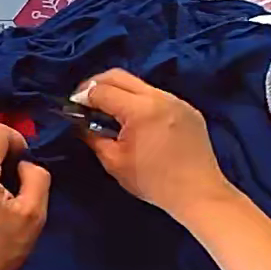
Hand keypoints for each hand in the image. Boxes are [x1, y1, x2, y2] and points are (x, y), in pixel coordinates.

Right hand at [73, 68, 238, 221]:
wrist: (198, 193)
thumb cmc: (152, 181)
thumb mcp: (113, 161)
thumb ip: (92, 136)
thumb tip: (79, 123)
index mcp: (141, 110)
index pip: (102, 90)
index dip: (82, 96)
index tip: (72, 106)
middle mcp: (160, 97)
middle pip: (119, 76)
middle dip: (96, 84)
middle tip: (84, 100)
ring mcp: (177, 101)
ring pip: (138, 84)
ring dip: (118, 91)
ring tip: (106, 110)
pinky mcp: (187, 109)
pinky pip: (155, 95)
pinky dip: (137, 100)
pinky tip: (132, 119)